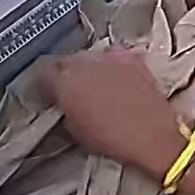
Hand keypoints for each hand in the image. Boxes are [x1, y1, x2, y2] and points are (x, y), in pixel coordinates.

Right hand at [42, 48, 187, 174]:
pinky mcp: (132, 58)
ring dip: (89, 67)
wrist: (150, 135)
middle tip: (71, 90)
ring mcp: (109, 57)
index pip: (44, 72)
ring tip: (95, 83)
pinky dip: (112, 65)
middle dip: (66, 74)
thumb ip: (64, 110)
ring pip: (91, 56)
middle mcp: (84, 62)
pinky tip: (116, 77)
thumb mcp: (74, 130)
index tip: (49, 95)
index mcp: (64, 81)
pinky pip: (114, 56)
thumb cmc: (108, 138)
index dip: (45, 84)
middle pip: (67, 61)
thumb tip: (63, 105)